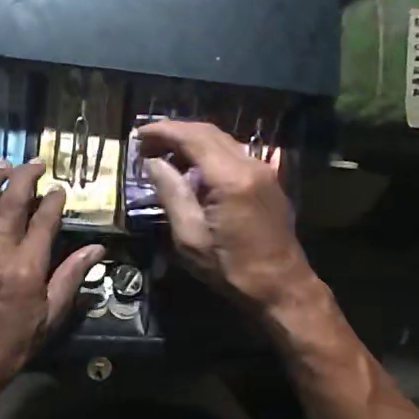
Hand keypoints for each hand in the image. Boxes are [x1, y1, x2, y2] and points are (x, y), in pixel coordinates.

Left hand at [0, 162, 104, 418]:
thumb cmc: (14, 342)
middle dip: (25, 176)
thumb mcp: (51, 315)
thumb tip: (97, 249)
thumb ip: (71, 277)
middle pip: (11, 200)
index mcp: (26, 267)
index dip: (54, 200)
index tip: (61, 190)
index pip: (43, 220)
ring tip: (6, 165)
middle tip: (36, 164)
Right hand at [139, 120, 316, 313]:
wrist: (281, 287)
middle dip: (174, 133)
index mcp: (230, 178)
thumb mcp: (190, 237)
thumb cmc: (231, 268)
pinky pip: (234, 154)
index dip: (162, 130)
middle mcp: (250, 165)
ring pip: (222, 141)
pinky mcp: (268, 181)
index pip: (192, 137)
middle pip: (208, 132)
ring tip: (163, 155)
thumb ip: (172, 193)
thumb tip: (154, 162)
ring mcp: (263, 171)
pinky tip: (192, 168)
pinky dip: (209, 153)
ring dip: (191, 142)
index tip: (137, 134)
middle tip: (146, 144)